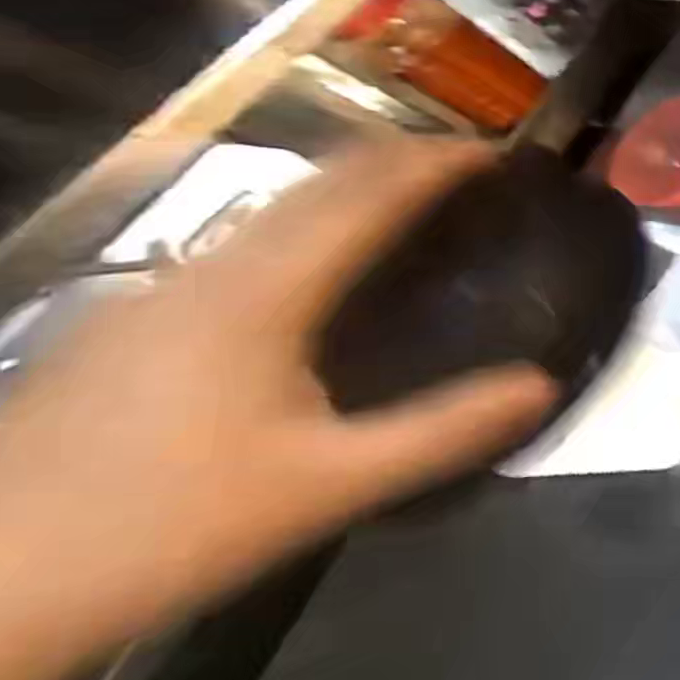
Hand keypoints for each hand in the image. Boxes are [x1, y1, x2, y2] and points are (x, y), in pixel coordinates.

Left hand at [0, 140, 557, 679]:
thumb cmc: (158, 529)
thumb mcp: (327, 485)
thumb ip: (443, 430)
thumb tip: (542, 385)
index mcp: (259, 293)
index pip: (365, 193)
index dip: (436, 161)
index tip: (497, 150)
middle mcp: (208, 271)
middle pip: (319, 179)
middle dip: (402, 157)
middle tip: (473, 166)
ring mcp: (161, 290)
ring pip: (279, 203)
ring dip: (359, 185)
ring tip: (421, 199)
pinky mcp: (136, 318)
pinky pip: (254, 237)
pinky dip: (318, 220)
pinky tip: (335, 261)